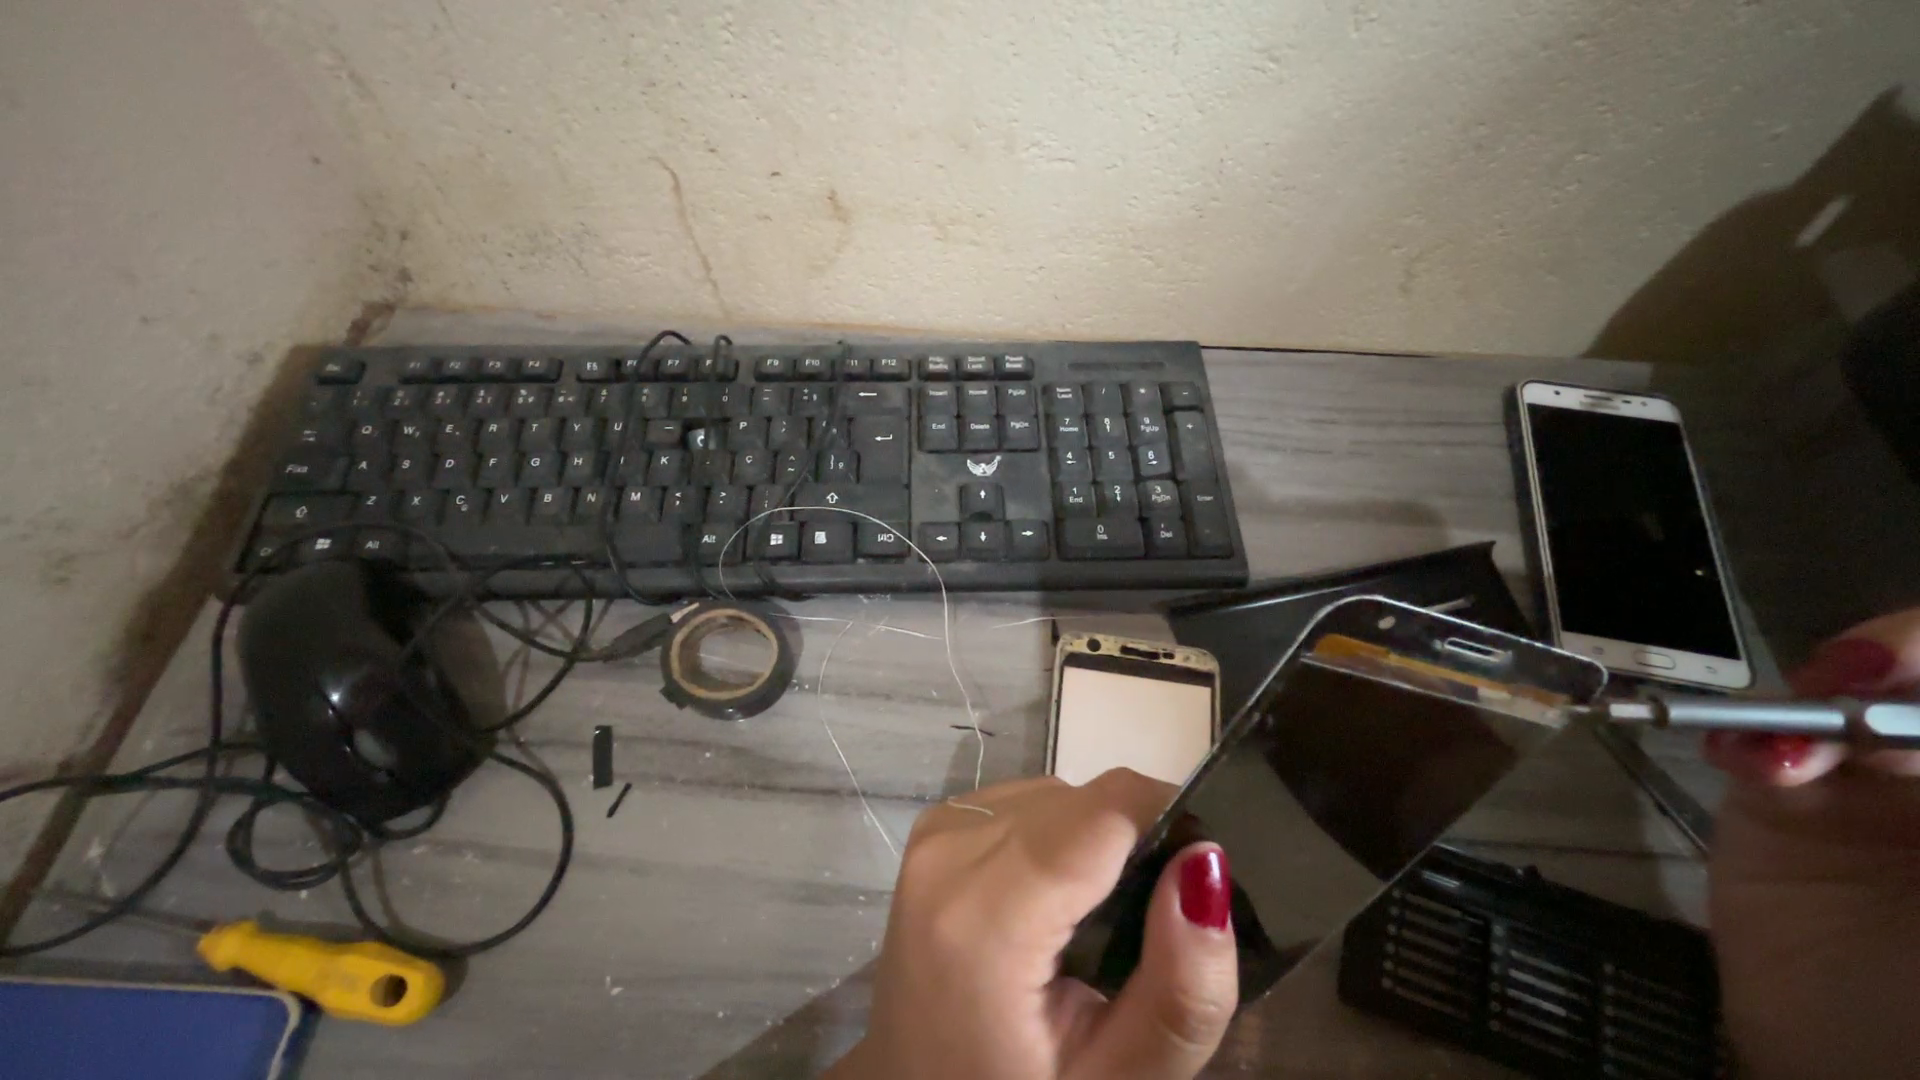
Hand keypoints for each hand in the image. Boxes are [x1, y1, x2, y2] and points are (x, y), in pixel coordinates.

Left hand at [827, 769, 1237, 1079]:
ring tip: (1098, 922)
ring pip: (1058, 794)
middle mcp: (949, 849)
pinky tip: (1056, 901)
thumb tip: (1207, 862)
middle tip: (1149, 925)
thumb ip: (1179, 988)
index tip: (1201, 876)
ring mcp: (935, 832)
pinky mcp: (934, 827)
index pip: (1104, 809)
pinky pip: (1026, 802)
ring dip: (1095, 839)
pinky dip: (1058, 836)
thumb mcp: (1119, 1078)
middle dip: (1134, 841)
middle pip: (1083, 798)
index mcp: (982, 915)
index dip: (1170, 819)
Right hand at [1705, 612, 1919, 1079]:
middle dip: (1890, 659)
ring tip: (1799, 746)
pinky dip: (1748, 735)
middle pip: (1911, 676)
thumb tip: (1899, 698)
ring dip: (1810, 698)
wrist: (1876, 1073)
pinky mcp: (1781, 807)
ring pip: (1835, 695)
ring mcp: (1872, 788)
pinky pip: (1759, 742)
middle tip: (1854, 677)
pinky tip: (1757, 765)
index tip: (1897, 669)